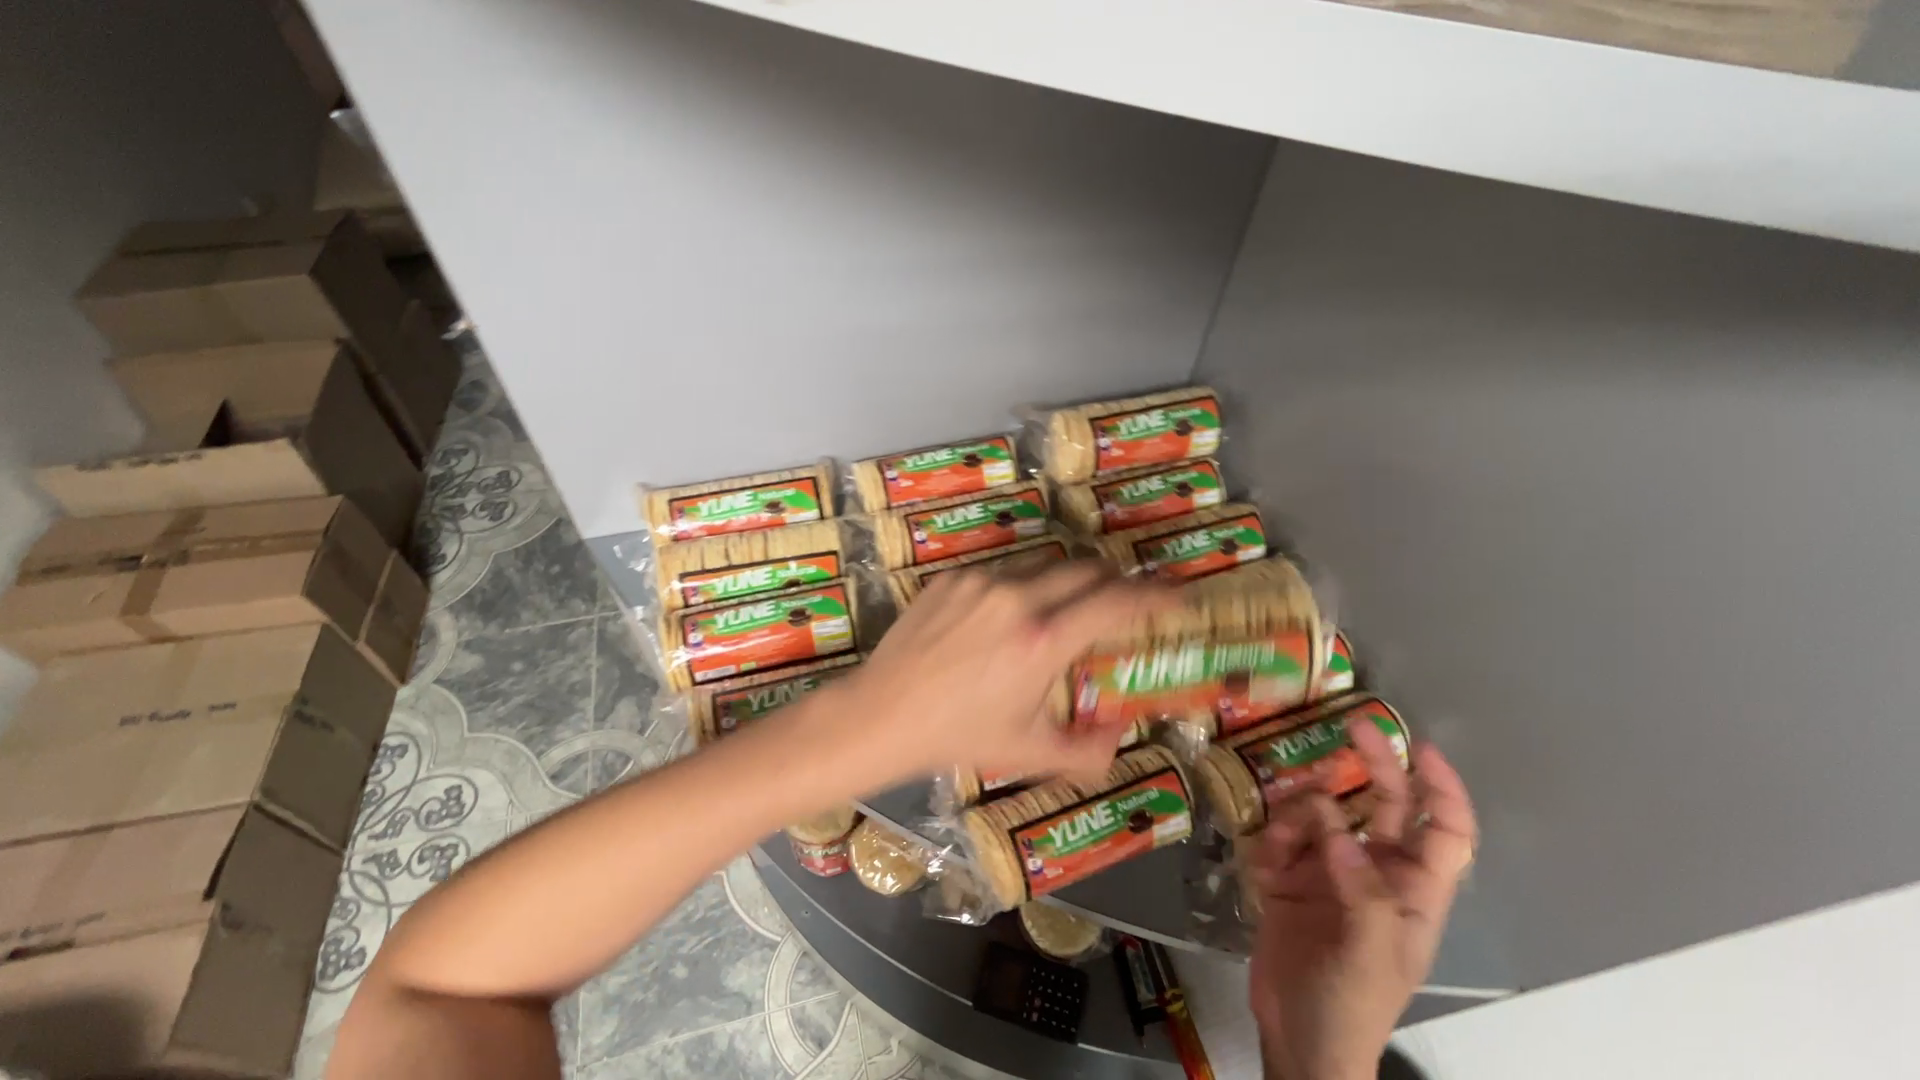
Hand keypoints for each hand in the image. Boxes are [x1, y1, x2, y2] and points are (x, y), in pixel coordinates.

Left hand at [818, 561, 1173, 782]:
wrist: (881, 714)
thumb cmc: (958, 737)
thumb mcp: (1029, 751)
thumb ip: (1088, 750)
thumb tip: (1119, 734)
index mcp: (1043, 642)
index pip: (1116, 603)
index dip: (1155, 595)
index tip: (1178, 595)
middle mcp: (1017, 599)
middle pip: (1087, 569)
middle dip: (1115, 582)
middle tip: (1123, 602)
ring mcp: (981, 582)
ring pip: (1045, 563)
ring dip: (1069, 580)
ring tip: (1067, 607)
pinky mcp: (952, 578)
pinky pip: (1003, 570)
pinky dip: (1022, 585)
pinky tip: (1008, 617)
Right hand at [1248, 722, 1477, 1079]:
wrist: (1298, 1040)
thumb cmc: (1353, 1003)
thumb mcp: (1371, 952)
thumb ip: (1360, 887)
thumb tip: (1336, 828)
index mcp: (1414, 888)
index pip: (1445, 829)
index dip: (1441, 786)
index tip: (1420, 746)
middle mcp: (1375, 870)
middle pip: (1384, 804)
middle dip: (1373, 765)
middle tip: (1350, 728)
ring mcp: (1329, 872)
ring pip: (1324, 814)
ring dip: (1306, 809)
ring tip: (1286, 828)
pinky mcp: (1288, 879)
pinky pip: (1282, 838)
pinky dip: (1273, 836)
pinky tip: (1266, 855)